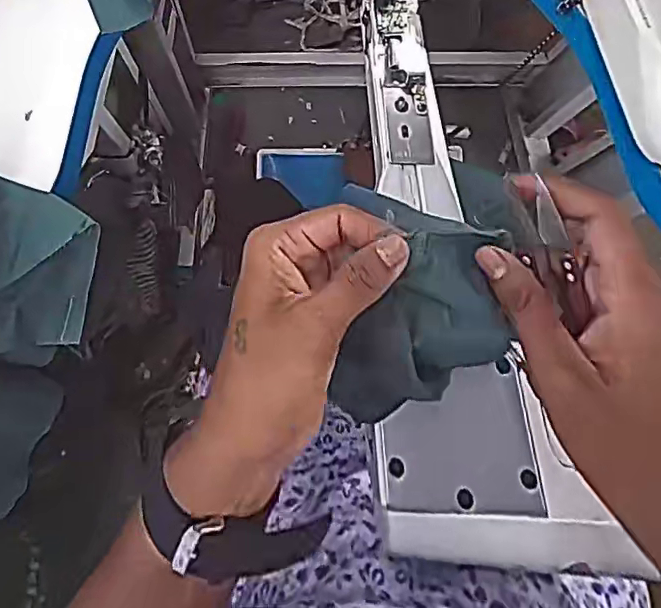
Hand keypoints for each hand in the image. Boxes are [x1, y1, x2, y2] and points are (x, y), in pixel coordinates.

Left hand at [167, 205, 407, 517]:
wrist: (250, 442)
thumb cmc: (258, 388)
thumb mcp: (315, 324)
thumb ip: (358, 281)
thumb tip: (393, 247)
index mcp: (273, 247)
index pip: (335, 218)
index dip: (372, 231)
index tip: (402, 250)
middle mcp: (286, 260)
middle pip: (346, 235)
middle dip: (377, 250)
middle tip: (409, 267)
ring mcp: (303, 286)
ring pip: (352, 262)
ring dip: (378, 272)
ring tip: (406, 284)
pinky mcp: (318, 312)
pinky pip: (353, 288)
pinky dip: (373, 292)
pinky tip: (393, 300)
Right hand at [477, 177, 660, 604]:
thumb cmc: (637, 459)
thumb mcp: (560, 377)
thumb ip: (525, 308)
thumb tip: (496, 260)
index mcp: (640, 300)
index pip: (601, 216)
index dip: (556, 193)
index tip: (520, 188)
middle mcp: (658, 302)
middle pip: (598, 241)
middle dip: (546, 241)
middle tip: (503, 252)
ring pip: (601, 269)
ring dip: (558, 275)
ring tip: (523, 302)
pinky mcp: (657, 338)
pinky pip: (611, 296)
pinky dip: (576, 299)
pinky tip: (550, 328)